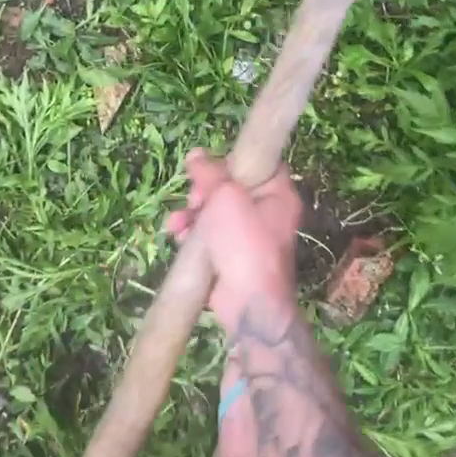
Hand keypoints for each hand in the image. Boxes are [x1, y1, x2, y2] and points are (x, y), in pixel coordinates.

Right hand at [164, 149, 302, 334]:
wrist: (248, 302)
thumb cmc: (244, 243)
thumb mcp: (225, 197)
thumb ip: (210, 173)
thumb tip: (196, 154)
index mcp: (277, 194)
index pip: (257, 164)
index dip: (231, 161)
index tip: (208, 168)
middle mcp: (266, 213)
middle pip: (229, 188)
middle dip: (202, 192)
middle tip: (193, 200)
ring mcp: (248, 237)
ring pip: (213, 213)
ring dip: (190, 215)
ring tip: (178, 223)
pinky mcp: (230, 257)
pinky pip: (208, 236)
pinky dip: (192, 235)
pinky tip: (179, 238)